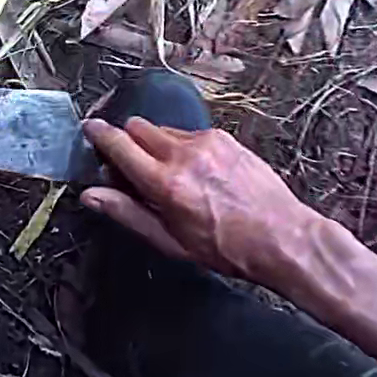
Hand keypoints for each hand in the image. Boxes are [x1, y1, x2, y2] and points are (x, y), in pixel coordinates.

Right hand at [80, 118, 318, 280]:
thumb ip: (126, 213)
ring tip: (174, 174)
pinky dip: (184, 147)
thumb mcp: (171, 241)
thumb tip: (90, 195)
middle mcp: (183, 155)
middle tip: (136, 167)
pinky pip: (189, 133)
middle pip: (136, 127)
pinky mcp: (223, 137)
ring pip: (162, 129)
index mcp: (165, 183)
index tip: (90, 129)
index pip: (118, 143)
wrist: (286, 238)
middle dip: (129, 142)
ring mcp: (206, 142)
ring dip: (157, 145)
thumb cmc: (228, 249)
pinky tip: (199, 172)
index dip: (99, 134)